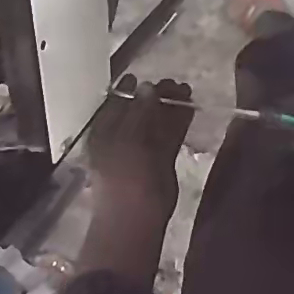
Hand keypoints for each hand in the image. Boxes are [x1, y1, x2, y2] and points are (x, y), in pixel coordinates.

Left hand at [80, 77, 193, 283]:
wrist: (134, 217)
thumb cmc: (123, 175)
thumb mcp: (126, 138)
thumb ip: (138, 112)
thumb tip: (147, 86)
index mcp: (103, 132)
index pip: (115, 104)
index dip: (128, 90)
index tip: (141, 76)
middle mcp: (122, 138)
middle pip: (139, 111)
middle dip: (155, 96)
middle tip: (173, 83)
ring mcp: (143, 150)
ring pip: (156, 122)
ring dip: (170, 106)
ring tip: (186, 90)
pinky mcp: (162, 162)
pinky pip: (170, 136)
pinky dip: (179, 121)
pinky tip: (189, 108)